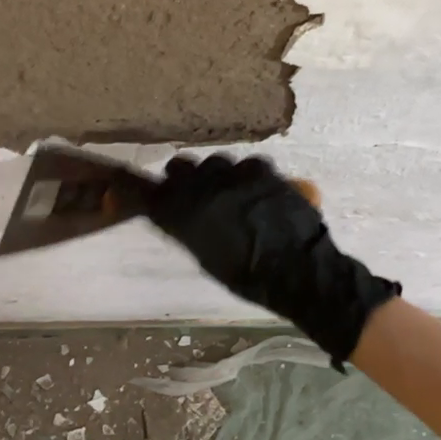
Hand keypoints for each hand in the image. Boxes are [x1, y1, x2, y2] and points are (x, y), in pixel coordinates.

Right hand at [146, 155, 399, 367]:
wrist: (296, 270)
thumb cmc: (247, 277)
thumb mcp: (205, 258)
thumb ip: (187, 230)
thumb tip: (176, 216)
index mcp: (182, 214)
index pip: (149, 191)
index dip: (144, 188)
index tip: (146, 192)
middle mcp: (202, 188)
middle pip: (180, 166)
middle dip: (182, 175)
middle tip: (191, 189)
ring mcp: (233, 175)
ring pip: (215, 162)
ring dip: (217, 175)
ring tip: (229, 191)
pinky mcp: (262, 170)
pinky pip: (248, 164)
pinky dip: (249, 176)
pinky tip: (257, 191)